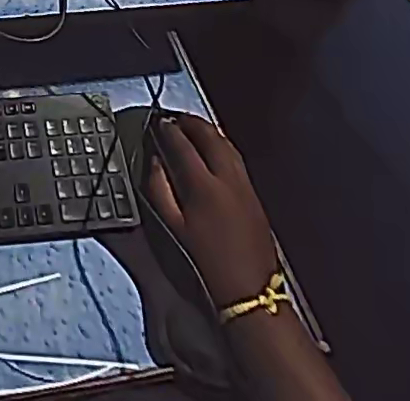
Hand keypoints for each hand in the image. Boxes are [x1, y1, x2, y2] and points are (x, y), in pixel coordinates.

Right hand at [144, 114, 278, 306]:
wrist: (249, 291)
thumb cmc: (204, 260)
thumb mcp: (172, 225)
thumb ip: (159, 188)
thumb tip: (154, 161)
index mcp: (203, 186)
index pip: (182, 144)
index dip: (167, 129)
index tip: (157, 123)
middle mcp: (227, 179)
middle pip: (209, 136)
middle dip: (190, 122)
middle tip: (175, 118)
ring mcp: (245, 185)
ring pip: (227, 144)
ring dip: (208, 131)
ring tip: (192, 127)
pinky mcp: (255, 194)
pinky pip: (236, 158)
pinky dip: (221, 145)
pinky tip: (213, 149)